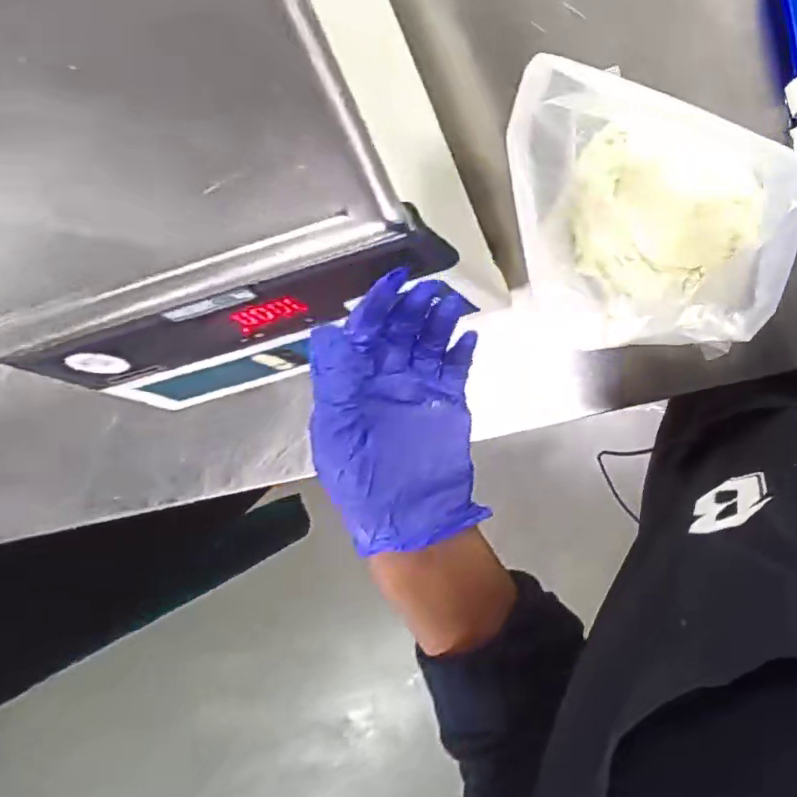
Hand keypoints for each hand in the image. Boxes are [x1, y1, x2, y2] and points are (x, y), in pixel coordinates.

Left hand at [309, 269, 487, 555]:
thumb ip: (337, 380)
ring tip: (452, 302)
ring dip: (439, 321)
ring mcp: (419, 390)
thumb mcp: (338, 431)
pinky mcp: (448, 401)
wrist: (412, 516)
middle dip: (412, 307)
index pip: (364, 333)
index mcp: (354, 385)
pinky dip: (461, 350)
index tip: (392, 281)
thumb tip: (330, 332)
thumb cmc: (366, 482)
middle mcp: (386, 380)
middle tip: (430, 288)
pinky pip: (455, 368)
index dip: (376, 305)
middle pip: (399, 332)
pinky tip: (466, 337)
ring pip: (429, 344)